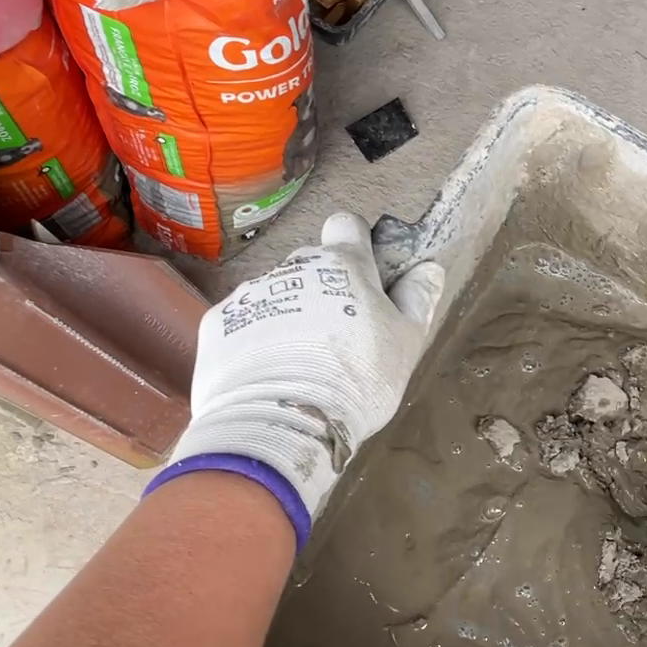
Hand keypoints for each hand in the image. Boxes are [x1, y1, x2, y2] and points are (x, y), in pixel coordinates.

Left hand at [152, 213, 444, 540]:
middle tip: (338, 336)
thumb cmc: (359, 376)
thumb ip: (417, 299)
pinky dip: (255, 341)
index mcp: (343, 264)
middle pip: (311, 265)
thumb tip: (428, 267)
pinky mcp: (217, 324)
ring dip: (290, 316)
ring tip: (300, 363)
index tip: (364, 276)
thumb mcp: (406, 342)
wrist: (281, 421)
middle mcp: (293, 266)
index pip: (347, 225)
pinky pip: (243, 323)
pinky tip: (268, 374)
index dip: (356, 244)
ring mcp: (250, 293)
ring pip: (277, 294)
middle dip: (323, 289)